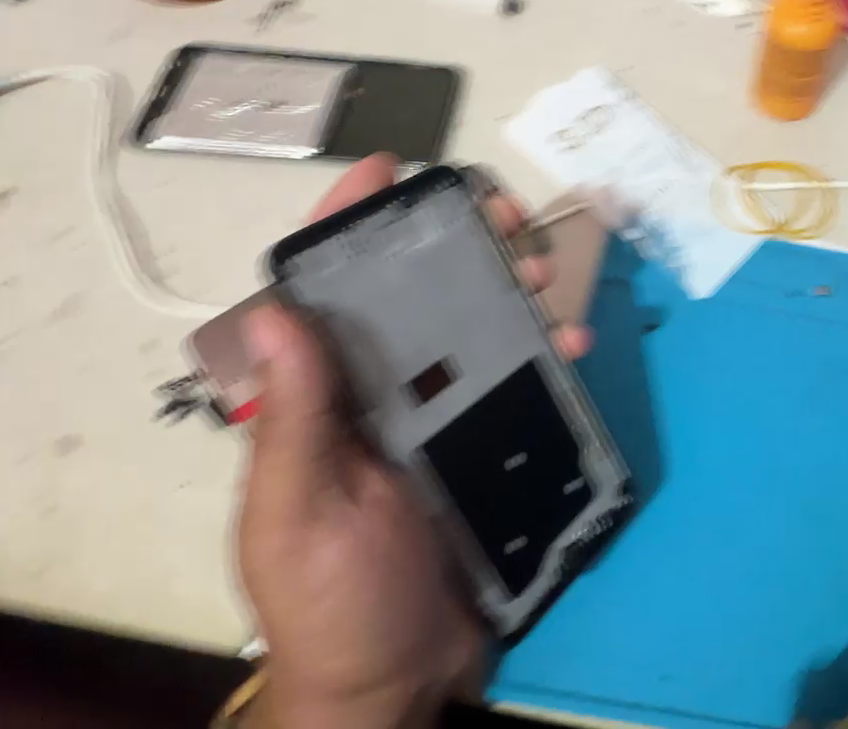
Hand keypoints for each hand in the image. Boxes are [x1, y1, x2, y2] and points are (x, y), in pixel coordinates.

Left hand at [237, 155, 590, 727]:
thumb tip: (274, 312)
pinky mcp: (481, 437)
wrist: (396, 680)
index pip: (322, 292)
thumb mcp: (302, 514)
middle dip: (454, 241)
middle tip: (504, 217)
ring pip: (472, 324)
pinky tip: (574, 340)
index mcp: (318, 399)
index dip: (346, 223)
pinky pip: (516, 375)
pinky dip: (546, 349)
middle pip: (410, 293)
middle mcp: (375, 391)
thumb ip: (295, 421)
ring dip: (510, 286)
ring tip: (544, 273)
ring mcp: (433, 413)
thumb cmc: (334, 601)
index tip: (385, 170)